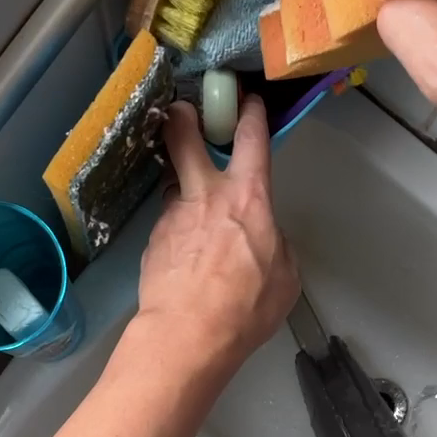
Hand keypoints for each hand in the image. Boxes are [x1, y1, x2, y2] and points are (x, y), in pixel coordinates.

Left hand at [133, 97, 300, 370]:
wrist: (187, 334)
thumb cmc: (245, 308)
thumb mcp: (285, 276)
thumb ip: (275, 244)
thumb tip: (264, 238)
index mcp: (248, 198)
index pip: (251, 139)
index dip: (251, 114)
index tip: (248, 102)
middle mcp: (205, 196)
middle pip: (183, 138)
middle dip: (180, 119)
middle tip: (178, 113)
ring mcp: (172, 217)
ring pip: (174, 188)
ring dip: (182, 193)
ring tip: (191, 219)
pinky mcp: (151, 243)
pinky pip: (166, 228)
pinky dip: (174, 236)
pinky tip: (180, 259)